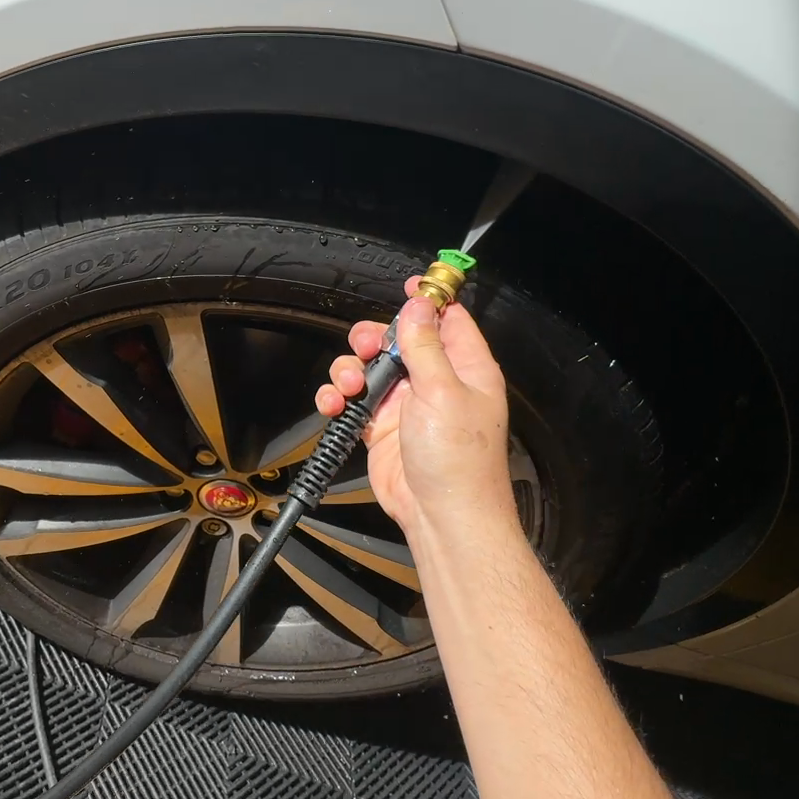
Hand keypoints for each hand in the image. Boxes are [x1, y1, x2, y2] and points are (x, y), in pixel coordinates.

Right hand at [313, 275, 514, 535]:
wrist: (440, 515)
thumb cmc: (458, 459)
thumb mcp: (444, 391)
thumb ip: (425, 345)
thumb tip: (417, 306)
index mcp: (464, 368)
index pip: (448, 319)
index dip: (428, 299)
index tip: (409, 283)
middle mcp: (435, 381)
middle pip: (396, 340)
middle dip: (373, 339)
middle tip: (365, 348)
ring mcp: (405, 404)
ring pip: (367, 367)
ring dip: (348, 370)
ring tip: (348, 388)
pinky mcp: (379, 425)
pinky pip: (350, 400)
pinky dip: (336, 399)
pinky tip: (334, 405)